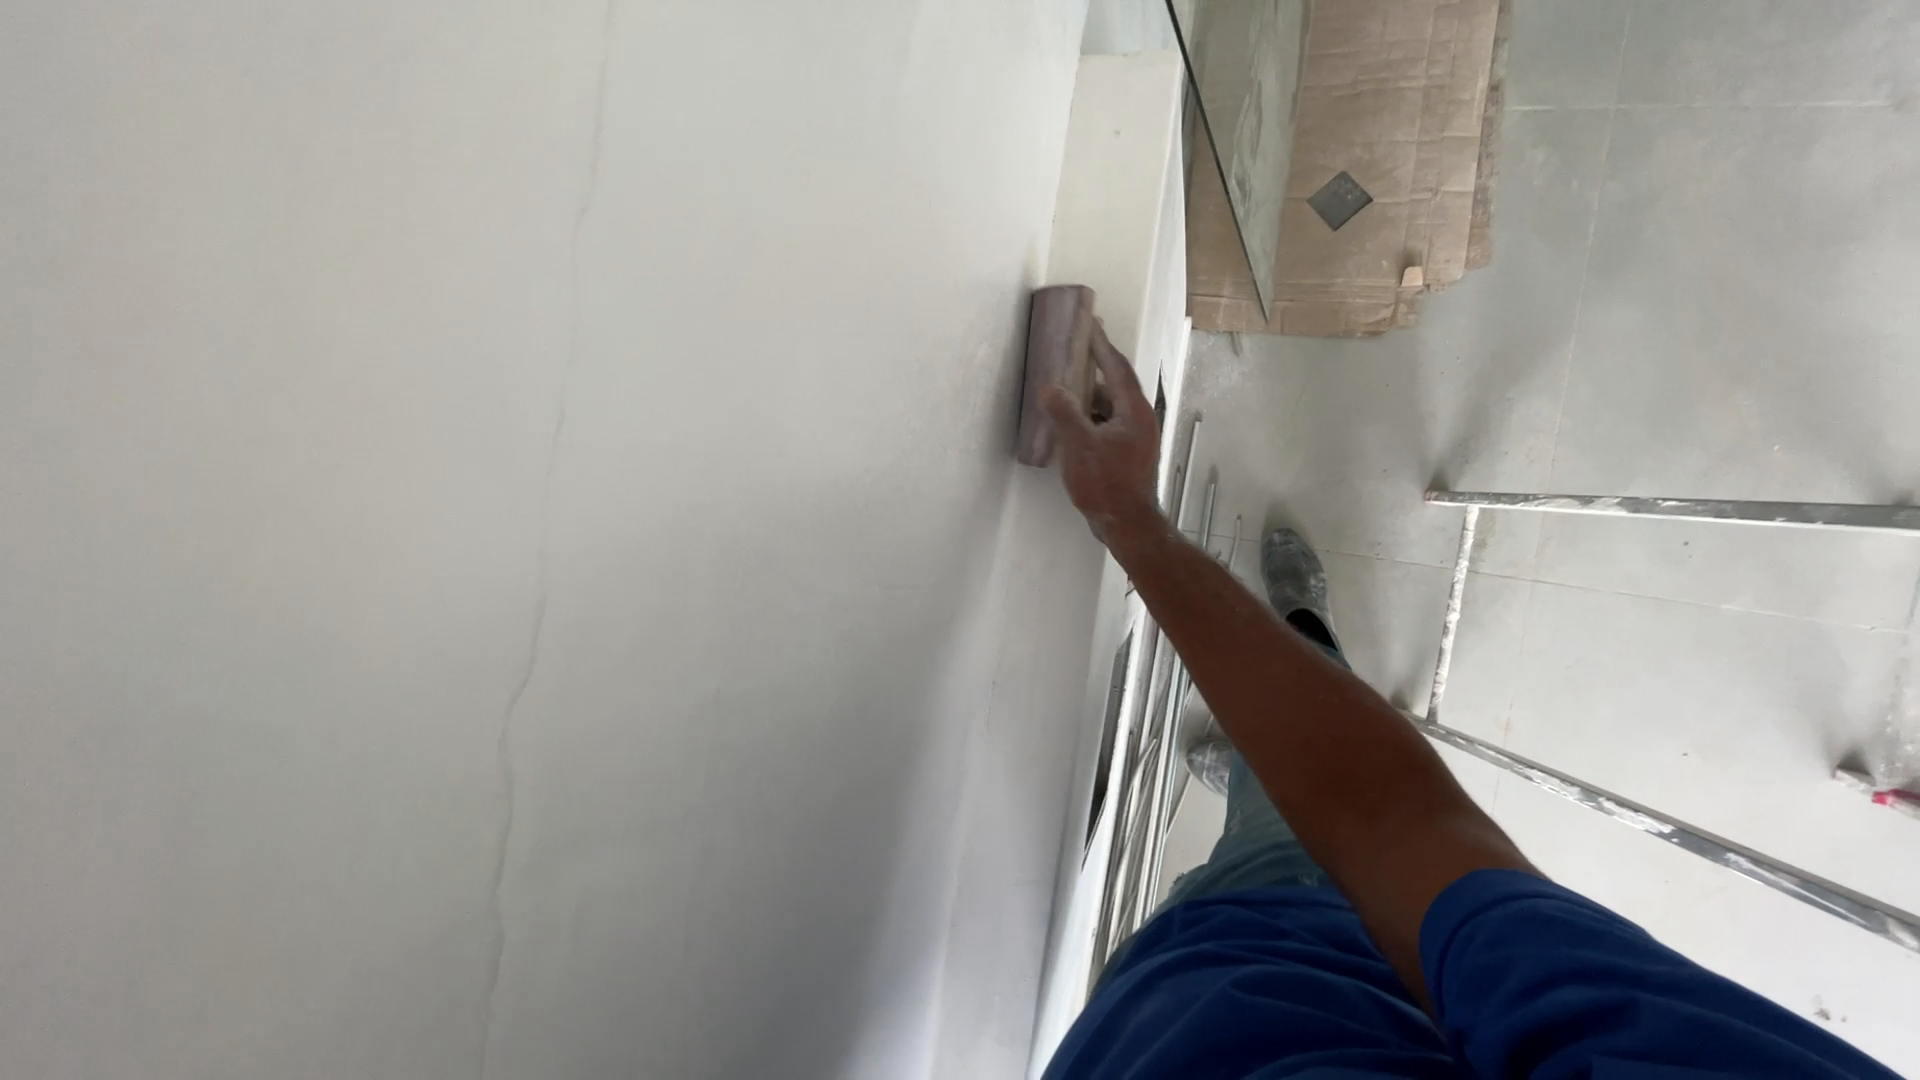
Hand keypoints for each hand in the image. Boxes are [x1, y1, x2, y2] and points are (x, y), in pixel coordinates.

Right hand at [1039, 322, 1162, 540]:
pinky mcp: (1130, 456)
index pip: (1117, 367)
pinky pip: (1111, 425)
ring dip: (1093, 396)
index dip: (1102, 345)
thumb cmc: (1106, 483)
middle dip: (1097, 368)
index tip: (1090, 325)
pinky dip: (1094, 418)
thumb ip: (1064, 413)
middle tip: (1077, 353)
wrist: (1127, 524)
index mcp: (1134, 410)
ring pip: (1114, 408)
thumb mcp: (1080, 446)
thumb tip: (1051, 388)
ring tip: (1070, 389)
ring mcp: (1138, 439)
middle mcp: (1141, 419)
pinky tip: (1076, 426)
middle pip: (1118, 385)